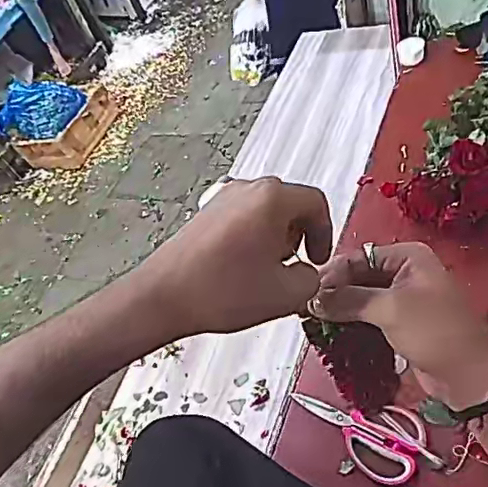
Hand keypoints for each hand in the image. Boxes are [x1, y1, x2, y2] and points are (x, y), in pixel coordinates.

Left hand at [124, 177, 330, 339]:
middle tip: (294, 264)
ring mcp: (223, 198)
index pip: (316, 202)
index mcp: (272, 199)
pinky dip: (252, 237)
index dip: (325, 233)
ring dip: (276, 237)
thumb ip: (312, 279)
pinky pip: (243, 217)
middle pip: (291, 203)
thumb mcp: (286, 295)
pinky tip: (243, 269)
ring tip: (267, 270)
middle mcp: (247, 189)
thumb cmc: (217, 290)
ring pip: (266, 210)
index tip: (318, 257)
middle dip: (300, 235)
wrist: (162, 297)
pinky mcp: (206, 212)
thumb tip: (309, 274)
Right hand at [314, 242, 487, 406]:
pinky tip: (332, 333)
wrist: (471, 376)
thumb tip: (314, 298)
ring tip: (314, 320)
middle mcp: (406, 273)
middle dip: (335, 291)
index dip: (334, 272)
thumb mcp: (391, 309)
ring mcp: (403, 300)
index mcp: (409, 257)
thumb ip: (350, 300)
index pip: (361, 256)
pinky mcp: (400, 325)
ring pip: (362, 299)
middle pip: (359, 276)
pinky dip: (352, 324)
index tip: (308, 289)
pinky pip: (369, 318)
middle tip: (306, 306)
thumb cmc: (438, 332)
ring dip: (341, 310)